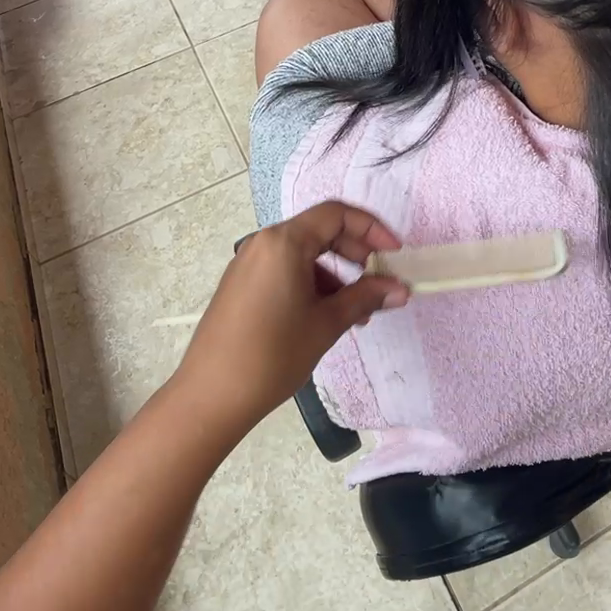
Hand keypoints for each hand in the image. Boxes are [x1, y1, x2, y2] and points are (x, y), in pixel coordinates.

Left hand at [170, 202, 407, 431]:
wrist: (211, 396)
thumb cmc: (273, 354)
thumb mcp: (327, 324)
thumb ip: (366, 298)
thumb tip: (400, 289)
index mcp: (284, 242)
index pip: (336, 214)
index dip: (371, 229)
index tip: (395, 253)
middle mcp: (264, 243)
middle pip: (320, 231)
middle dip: (356, 252)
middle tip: (378, 282)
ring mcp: (249, 263)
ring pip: (304, 254)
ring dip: (336, 274)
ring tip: (356, 312)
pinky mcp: (242, 284)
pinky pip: (286, 270)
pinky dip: (312, 284)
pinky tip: (326, 317)